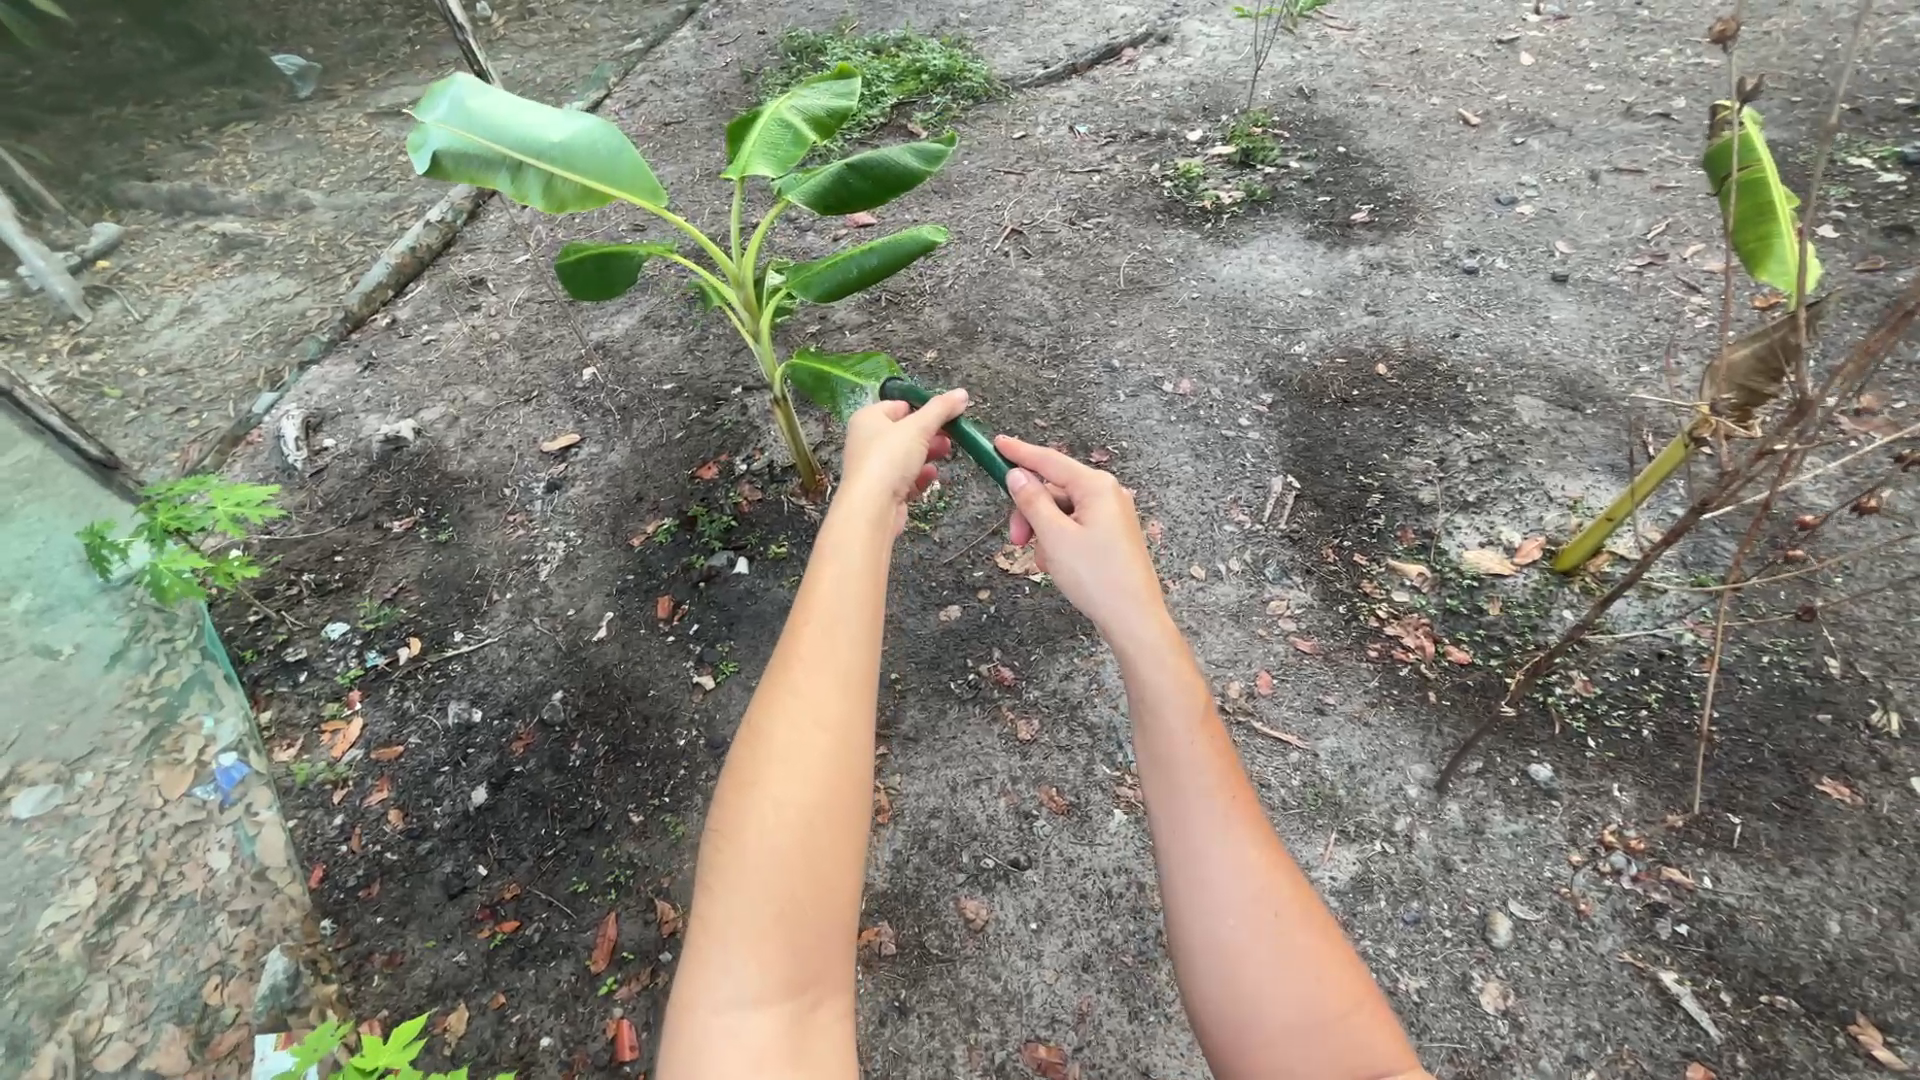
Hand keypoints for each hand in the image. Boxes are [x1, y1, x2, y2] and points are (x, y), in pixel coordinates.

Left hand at [836, 389, 966, 536]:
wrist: (872, 507)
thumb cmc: (889, 458)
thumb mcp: (918, 427)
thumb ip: (941, 409)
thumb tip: (962, 394)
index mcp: (868, 419)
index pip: (898, 405)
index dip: (922, 408)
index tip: (946, 413)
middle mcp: (867, 441)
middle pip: (905, 432)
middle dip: (930, 433)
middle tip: (951, 434)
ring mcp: (875, 468)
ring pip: (907, 456)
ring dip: (928, 454)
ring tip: (946, 452)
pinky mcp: (884, 491)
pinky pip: (906, 479)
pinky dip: (920, 476)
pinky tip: (931, 475)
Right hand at [996, 435, 1167, 641]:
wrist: (1133, 618)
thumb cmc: (1096, 576)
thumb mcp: (1054, 536)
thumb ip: (1033, 501)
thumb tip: (1017, 475)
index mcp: (1096, 487)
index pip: (1050, 461)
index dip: (1020, 453)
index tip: (998, 443)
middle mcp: (1107, 495)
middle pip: (1054, 490)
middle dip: (1030, 513)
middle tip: (1015, 540)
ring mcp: (1112, 516)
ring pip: (1062, 513)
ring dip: (1043, 532)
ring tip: (1044, 562)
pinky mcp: (1111, 536)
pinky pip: (1075, 528)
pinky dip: (1059, 542)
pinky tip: (1057, 566)